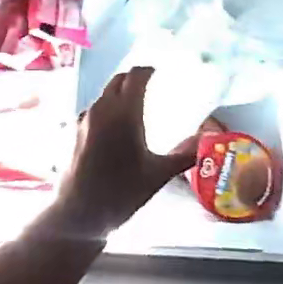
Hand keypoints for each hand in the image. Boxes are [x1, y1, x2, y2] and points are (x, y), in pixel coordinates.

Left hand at [46, 67, 197, 239]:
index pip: (135, 77)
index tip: (160, 72)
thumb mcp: (158, 175)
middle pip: (118, 81)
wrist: (79, 212)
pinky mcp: (75, 131)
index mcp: (123, 113)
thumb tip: (207, 139)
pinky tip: (119, 127)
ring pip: (105, 94)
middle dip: (134, 79)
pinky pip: (96, 109)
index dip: (148, 71)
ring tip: (139, 106)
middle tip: (152, 87)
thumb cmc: (121, 193)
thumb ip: (183, 154)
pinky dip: (109, 108)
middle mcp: (101, 109)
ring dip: (120, 93)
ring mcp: (84, 119)